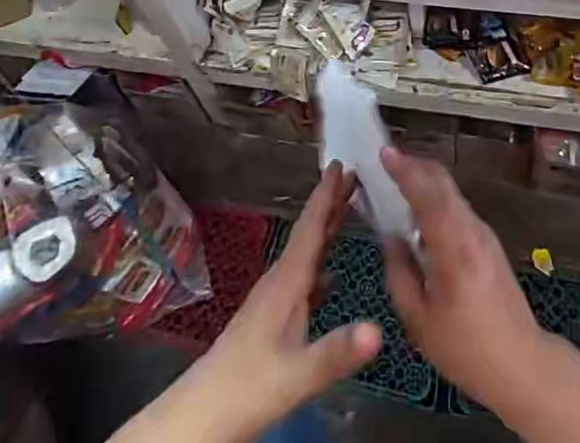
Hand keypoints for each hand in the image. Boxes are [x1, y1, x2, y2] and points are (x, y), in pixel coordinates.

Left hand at [109, 163, 379, 442]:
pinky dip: (321, 261)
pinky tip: (333, 271)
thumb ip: (336, 351)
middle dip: (330, 203)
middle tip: (354, 174)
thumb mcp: (295, 375)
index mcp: (286, 284)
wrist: (199, 416)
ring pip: (306, 253)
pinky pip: (304, 276)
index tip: (340, 163)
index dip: (326, 196)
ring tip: (349, 207)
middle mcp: (279, 282)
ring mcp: (274, 300)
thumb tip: (380, 330)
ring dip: (327, 228)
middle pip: (308, 233)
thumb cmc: (246, 389)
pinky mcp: (273, 318)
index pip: (309, 230)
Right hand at [378, 146, 558, 406]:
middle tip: (386, 158)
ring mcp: (484, 235)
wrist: (521, 363)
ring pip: (452, 194)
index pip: (429, 197)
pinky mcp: (488, 243)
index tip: (385, 152)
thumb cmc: (465, 348)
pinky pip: (458, 209)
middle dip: (415, 165)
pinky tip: (419, 211)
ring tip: (397, 180)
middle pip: (444, 184)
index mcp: (455, 249)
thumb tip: (389, 237)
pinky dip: (436, 199)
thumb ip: (399, 272)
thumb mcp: (418, 318)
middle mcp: (473, 232)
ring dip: (425, 181)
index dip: (406, 171)